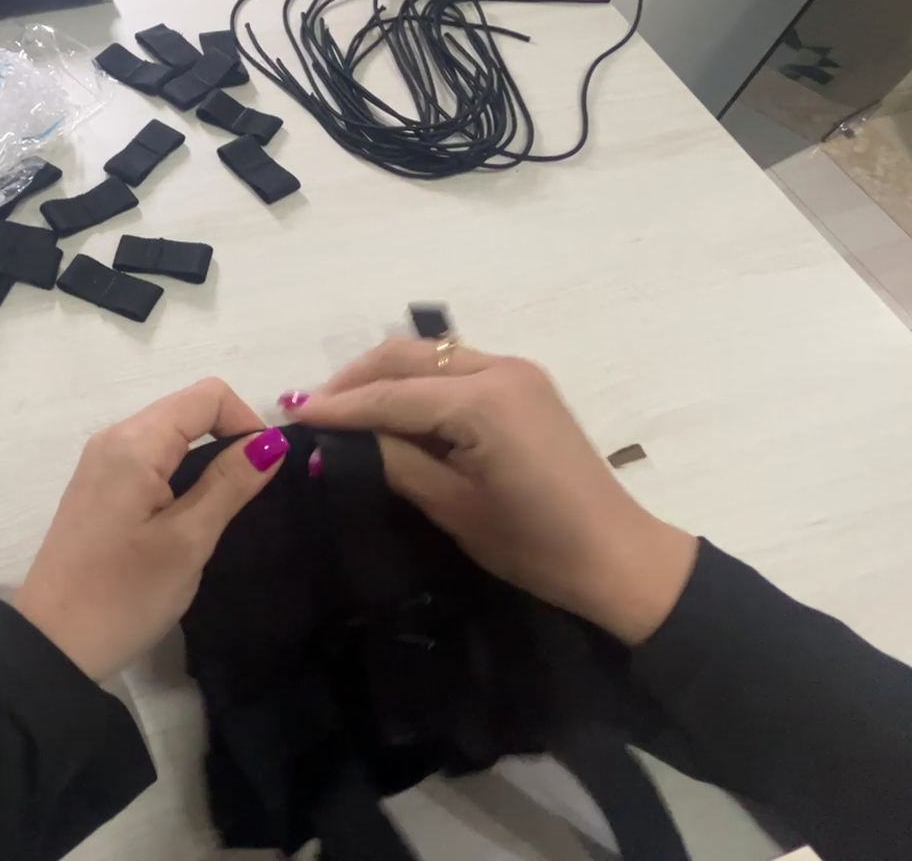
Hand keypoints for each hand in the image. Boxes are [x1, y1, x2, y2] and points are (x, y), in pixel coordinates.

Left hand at [16, 380, 290, 678]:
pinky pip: (150, 454)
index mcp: (135, 443)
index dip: (246, 421)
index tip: (264, 469)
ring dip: (206, 454)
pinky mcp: (98, 484)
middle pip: (187, 408)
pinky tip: (188, 510)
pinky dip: (180, 468)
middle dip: (229, 436)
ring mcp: (101, 460)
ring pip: (170, 431)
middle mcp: (114, 437)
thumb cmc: (123, 595)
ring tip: (223, 505)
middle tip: (250, 491)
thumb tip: (270, 443)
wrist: (50, 646)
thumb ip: (229, 483)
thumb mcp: (188, 540)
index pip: (207, 395)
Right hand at [283, 339, 697, 643]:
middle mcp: (499, 368)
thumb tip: (334, 443)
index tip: (293, 413)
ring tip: (345, 407)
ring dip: (383, 374)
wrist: (618, 557)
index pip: (392, 396)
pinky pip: (452, 365)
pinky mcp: (521, 381)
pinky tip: (393, 406)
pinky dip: (415, 380)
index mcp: (485, 403)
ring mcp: (514, 369)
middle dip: (355, 378)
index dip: (339, 406)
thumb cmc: (535, 546)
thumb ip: (393, 461)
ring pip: (428, 354)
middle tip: (316, 409)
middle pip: (406, 356)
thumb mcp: (452, 506)